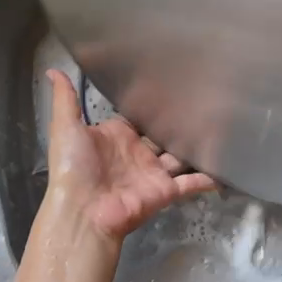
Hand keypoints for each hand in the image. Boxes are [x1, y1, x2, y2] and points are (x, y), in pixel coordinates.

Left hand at [43, 70, 216, 240]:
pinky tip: (228, 169)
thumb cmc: (73, 167)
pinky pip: (191, 183)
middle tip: (205, 103)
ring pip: (181, 157)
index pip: (139, 117)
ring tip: (223, 129)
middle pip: (164, 136)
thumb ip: (66, 100)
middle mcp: (138, 153)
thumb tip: (54, 70)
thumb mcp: (66, 127)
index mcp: (117, 136)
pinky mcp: (166, 191)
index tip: (174, 87)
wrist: (83, 211)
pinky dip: (208, 179)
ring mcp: (153, 173)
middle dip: (180, 124)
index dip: (154, 105)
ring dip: (198, 147)